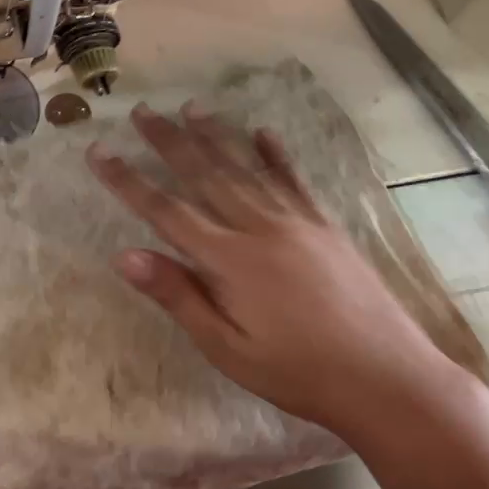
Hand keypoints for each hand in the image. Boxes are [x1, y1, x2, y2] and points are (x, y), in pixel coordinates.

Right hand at [87, 103, 468, 434]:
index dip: (127, 180)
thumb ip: (178, 296)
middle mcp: (261, 229)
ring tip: (191, 107)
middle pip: (205, 175)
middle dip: (169, 141)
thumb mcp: (226, 348)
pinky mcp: (326, 228)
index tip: (98, 151)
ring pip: (246, 169)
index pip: (165, 210)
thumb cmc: (297, 373)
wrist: (390, 380)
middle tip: (142, 111)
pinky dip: (276, 155)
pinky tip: (262, 133)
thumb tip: (125, 256)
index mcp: (229, 261)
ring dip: (215, 136)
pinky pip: (295, 181)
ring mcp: (298, 224)